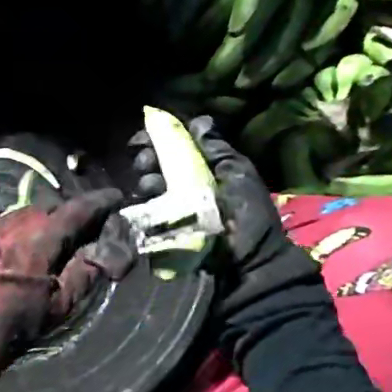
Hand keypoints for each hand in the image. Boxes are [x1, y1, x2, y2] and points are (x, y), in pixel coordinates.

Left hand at [0, 189, 128, 391]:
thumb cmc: (20, 318)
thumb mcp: (62, 302)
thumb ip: (86, 271)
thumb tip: (106, 252)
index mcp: (44, 236)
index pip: (78, 210)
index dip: (100, 203)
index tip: (116, 199)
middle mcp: (21, 224)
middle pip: (54, 206)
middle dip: (74, 210)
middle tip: (90, 223)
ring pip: (32, 212)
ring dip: (51, 217)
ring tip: (62, 232)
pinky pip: (14, 222)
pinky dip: (31, 225)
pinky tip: (32, 241)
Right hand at [132, 116, 319, 335]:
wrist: (249, 271)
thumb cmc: (250, 220)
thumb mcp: (240, 177)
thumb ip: (218, 150)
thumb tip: (198, 120)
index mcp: (206, 171)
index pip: (175, 146)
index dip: (159, 138)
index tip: (147, 137)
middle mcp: (186, 189)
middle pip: (156, 165)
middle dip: (147, 158)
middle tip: (146, 162)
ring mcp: (172, 213)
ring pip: (147, 188)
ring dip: (146, 181)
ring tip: (151, 186)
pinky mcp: (162, 236)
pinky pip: (143, 216)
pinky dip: (141, 207)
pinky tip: (144, 203)